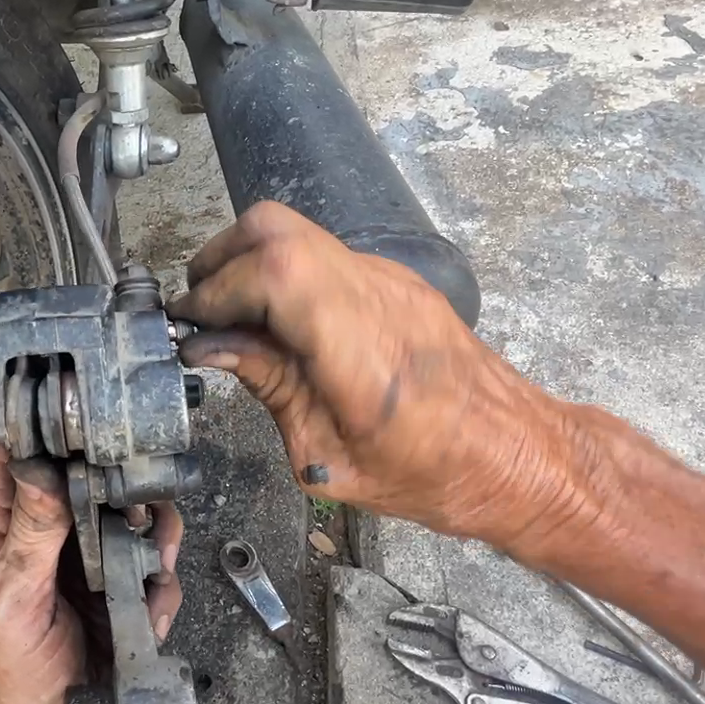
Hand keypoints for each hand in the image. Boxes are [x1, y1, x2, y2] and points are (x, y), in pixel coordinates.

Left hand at [0, 441, 182, 703]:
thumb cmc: (18, 671)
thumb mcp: (13, 600)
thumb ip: (30, 536)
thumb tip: (40, 469)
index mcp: (8, 523)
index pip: (15, 450)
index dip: (35, 418)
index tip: (67, 394)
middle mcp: (53, 525)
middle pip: (86, 467)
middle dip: (113, 471)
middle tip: (130, 488)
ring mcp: (94, 550)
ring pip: (130, 504)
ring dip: (148, 524)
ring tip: (148, 551)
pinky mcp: (128, 578)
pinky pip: (156, 553)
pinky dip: (161, 572)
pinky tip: (150, 599)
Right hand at [169, 202, 594, 556]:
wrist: (516, 453)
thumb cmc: (429, 474)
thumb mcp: (325, 454)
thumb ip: (266, 385)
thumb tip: (205, 345)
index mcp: (360, 348)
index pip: (271, 273)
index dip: (214, 290)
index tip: (188, 323)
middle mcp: (374, 293)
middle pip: (274, 229)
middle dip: (217, 260)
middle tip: (197, 309)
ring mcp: (386, 276)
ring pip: (292, 230)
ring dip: (243, 261)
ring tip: (227, 313)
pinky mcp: (391, 277)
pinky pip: (317, 251)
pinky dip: (275, 270)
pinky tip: (270, 318)